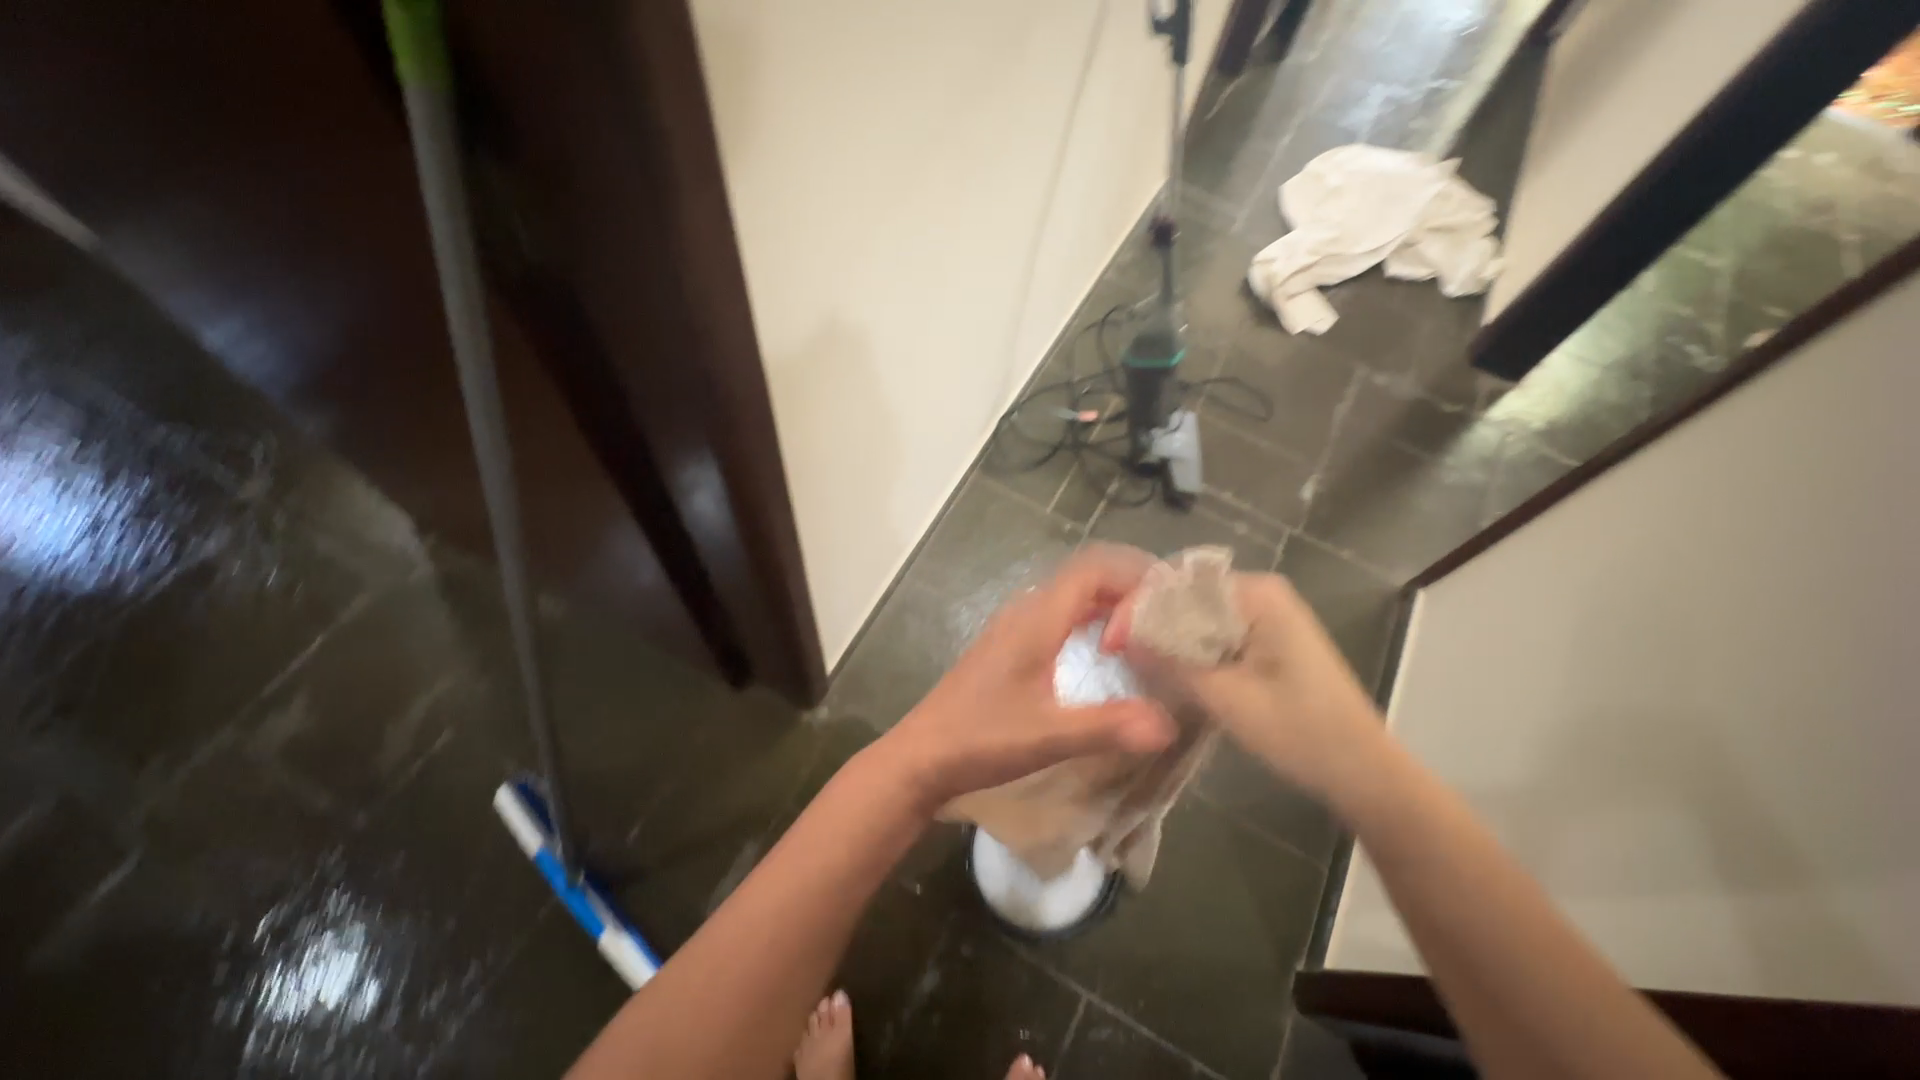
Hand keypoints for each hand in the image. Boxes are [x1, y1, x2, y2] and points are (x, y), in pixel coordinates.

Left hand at [874, 545, 1177, 809]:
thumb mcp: (1047, 736)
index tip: (1166, 614)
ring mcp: (1016, 626)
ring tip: (1152, 631)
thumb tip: (1170, 725)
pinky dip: (1093, 618)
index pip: (1095, 568)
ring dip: (1113, 601)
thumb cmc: (980, 740)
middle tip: (1174, 617)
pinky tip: (1109, 651)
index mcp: (1036, 618)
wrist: (920, 757)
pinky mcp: (1012, 646)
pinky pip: (1062, 613)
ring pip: (1074, 593)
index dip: (1135, 579)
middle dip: (1133, 586)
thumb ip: (1108, 726)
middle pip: (1088, 574)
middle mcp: (1027, 611)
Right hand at [1108, 571, 1386, 801]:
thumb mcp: (1225, 698)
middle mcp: (1262, 592)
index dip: (1138, 608)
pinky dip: (1190, 650)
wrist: (1362, 771)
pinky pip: (1215, 632)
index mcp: (1257, 594)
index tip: (1108, 641)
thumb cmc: (1300, 732)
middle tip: (1114, 653)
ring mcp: (1267, 615)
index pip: (1180, 584)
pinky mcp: (1268, 639)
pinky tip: (1169, 673)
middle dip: (1149, 621)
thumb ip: (1170, 661)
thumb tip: (1121, 636)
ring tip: (1133, 663)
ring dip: (1167, 637)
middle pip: (1187, 594)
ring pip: (1198, 616)